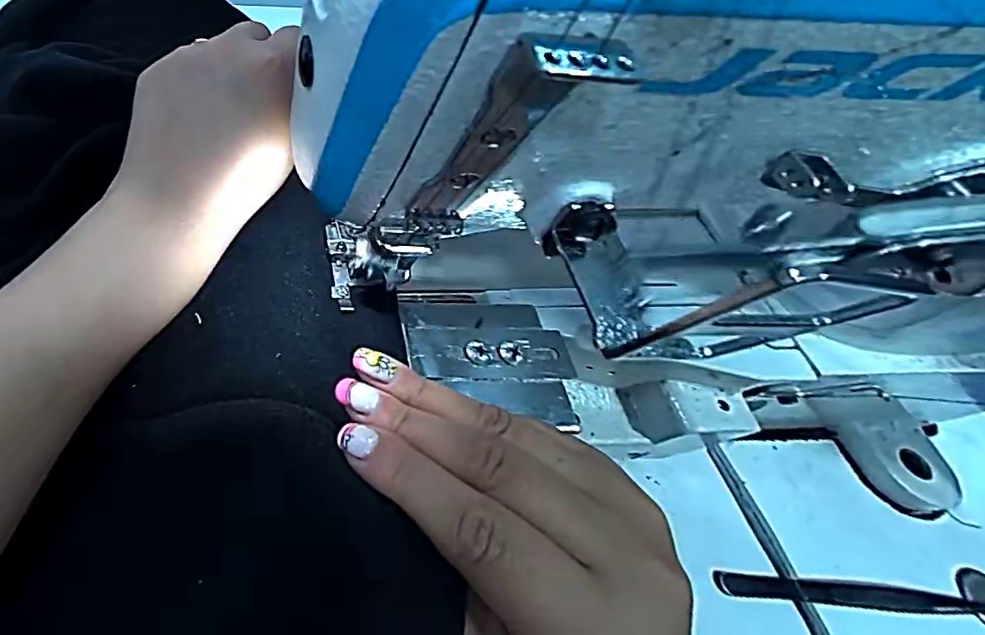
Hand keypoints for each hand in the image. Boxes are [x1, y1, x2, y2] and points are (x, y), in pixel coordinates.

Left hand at [107, 20, 299, 273]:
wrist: (175, 203)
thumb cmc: (237, 183)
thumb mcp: (296, 139)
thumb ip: (302, 97)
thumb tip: (302, 81)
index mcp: (276, 65)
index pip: (300, 37)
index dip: (297, 59)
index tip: (293, 78)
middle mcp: (234, 49)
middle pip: (258, 35)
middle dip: (260, 59)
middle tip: (256, 98)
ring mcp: (192, 55)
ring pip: (220, 45)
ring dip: (226, 66)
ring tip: (221, 110)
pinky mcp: (161, 67)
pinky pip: (187, 62)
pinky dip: (193, 80)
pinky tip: (192, 114)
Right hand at [333, 349, 690, 634]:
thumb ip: (454, 570)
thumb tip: (398, 473)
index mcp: (590, 620)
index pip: (481, 529)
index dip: (411, 477)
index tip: (354, 437)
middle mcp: (623, 556)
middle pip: (499, 465)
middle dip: (414, 422)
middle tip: (356, 392)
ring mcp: (630, 511)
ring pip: (517, 432)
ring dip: (438, 400)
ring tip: (384, 374)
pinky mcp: (624, 484)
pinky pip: (540, 431)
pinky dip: (479, 411)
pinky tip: (436, 394)